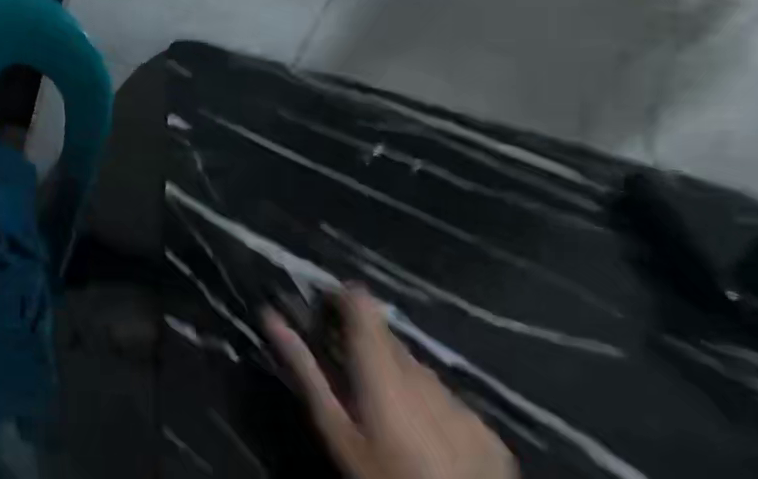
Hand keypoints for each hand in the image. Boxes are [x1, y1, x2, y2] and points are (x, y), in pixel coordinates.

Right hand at [262, 286, 515, 478]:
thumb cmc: (384, 477)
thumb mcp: (336, 430)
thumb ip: (305, 370)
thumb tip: (269, 315)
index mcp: (383, 369)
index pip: (363, 303)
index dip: (343, 297)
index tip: (323, 309)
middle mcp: (423, 374)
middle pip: (389, 339)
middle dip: (365, 345)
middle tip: (346, 373)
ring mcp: (461, 403)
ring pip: (418, 371)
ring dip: (397, 376)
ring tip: (384, 412)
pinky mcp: (488, 432)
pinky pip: (449, 402)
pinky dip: (430, 407)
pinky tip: (424, 439)